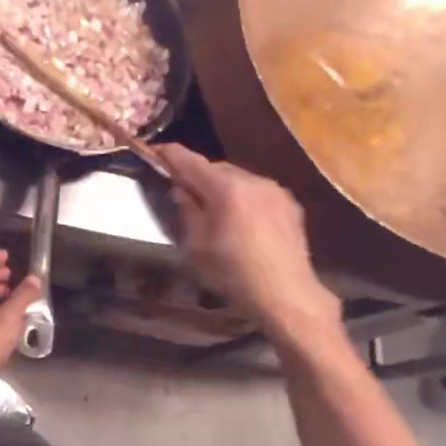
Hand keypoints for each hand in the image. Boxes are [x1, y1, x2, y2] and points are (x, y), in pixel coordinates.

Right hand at [154, 144, 340, 337]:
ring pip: (239, 179)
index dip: (170, 154)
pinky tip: (241, 223)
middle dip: (199, 177)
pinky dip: (243, 199)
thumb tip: (182, 190)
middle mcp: (253, 180)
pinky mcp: (289, 204)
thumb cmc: (233, 274)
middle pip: (216, 169)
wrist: (285, 293)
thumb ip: (187, 212)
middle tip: (185, 195)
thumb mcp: (197, 247)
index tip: (156, 152)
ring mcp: (275, 190)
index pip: (191, 162)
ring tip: (214, 212)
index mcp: (226, 190)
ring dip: (222, 189)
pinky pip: (258, 192)